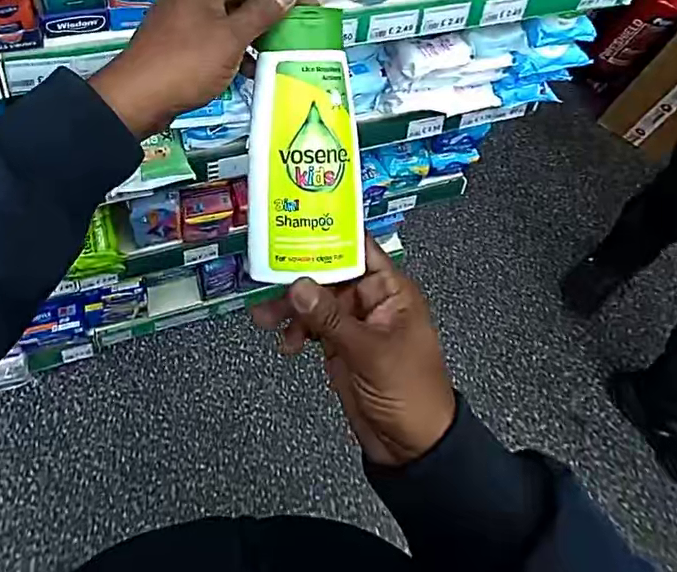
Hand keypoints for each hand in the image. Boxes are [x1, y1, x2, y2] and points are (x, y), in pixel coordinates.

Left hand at [90, 0, 300, 137]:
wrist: (135, 101)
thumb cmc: (185, 64)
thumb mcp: (231, 37)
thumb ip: (264, 10)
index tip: (312, 12)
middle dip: (274, 14)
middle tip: (300, 35)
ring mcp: (188, 14)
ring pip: (235, 16)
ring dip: (258, 34)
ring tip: (282, 54)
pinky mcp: (184, 38)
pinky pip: (220, 34)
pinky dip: (239, 48)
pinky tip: (254, 69)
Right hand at [250, 238, 456, 466]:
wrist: (411, 449)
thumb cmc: (410, 392)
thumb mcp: (370, 352)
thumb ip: (331, 318)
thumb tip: (298, 286)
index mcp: (390, 290)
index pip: (359, 250)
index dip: (331, 236)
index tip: (299, 227)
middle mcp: (370, 300)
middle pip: (329, 274)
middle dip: (299, 278)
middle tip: (268, 279)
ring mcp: (353, 323)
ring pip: (316, 301)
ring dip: (290, 308)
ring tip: (265, 317)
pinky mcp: (340, 345)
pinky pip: (312, 327)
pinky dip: (297, 332)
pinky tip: (287, 344)